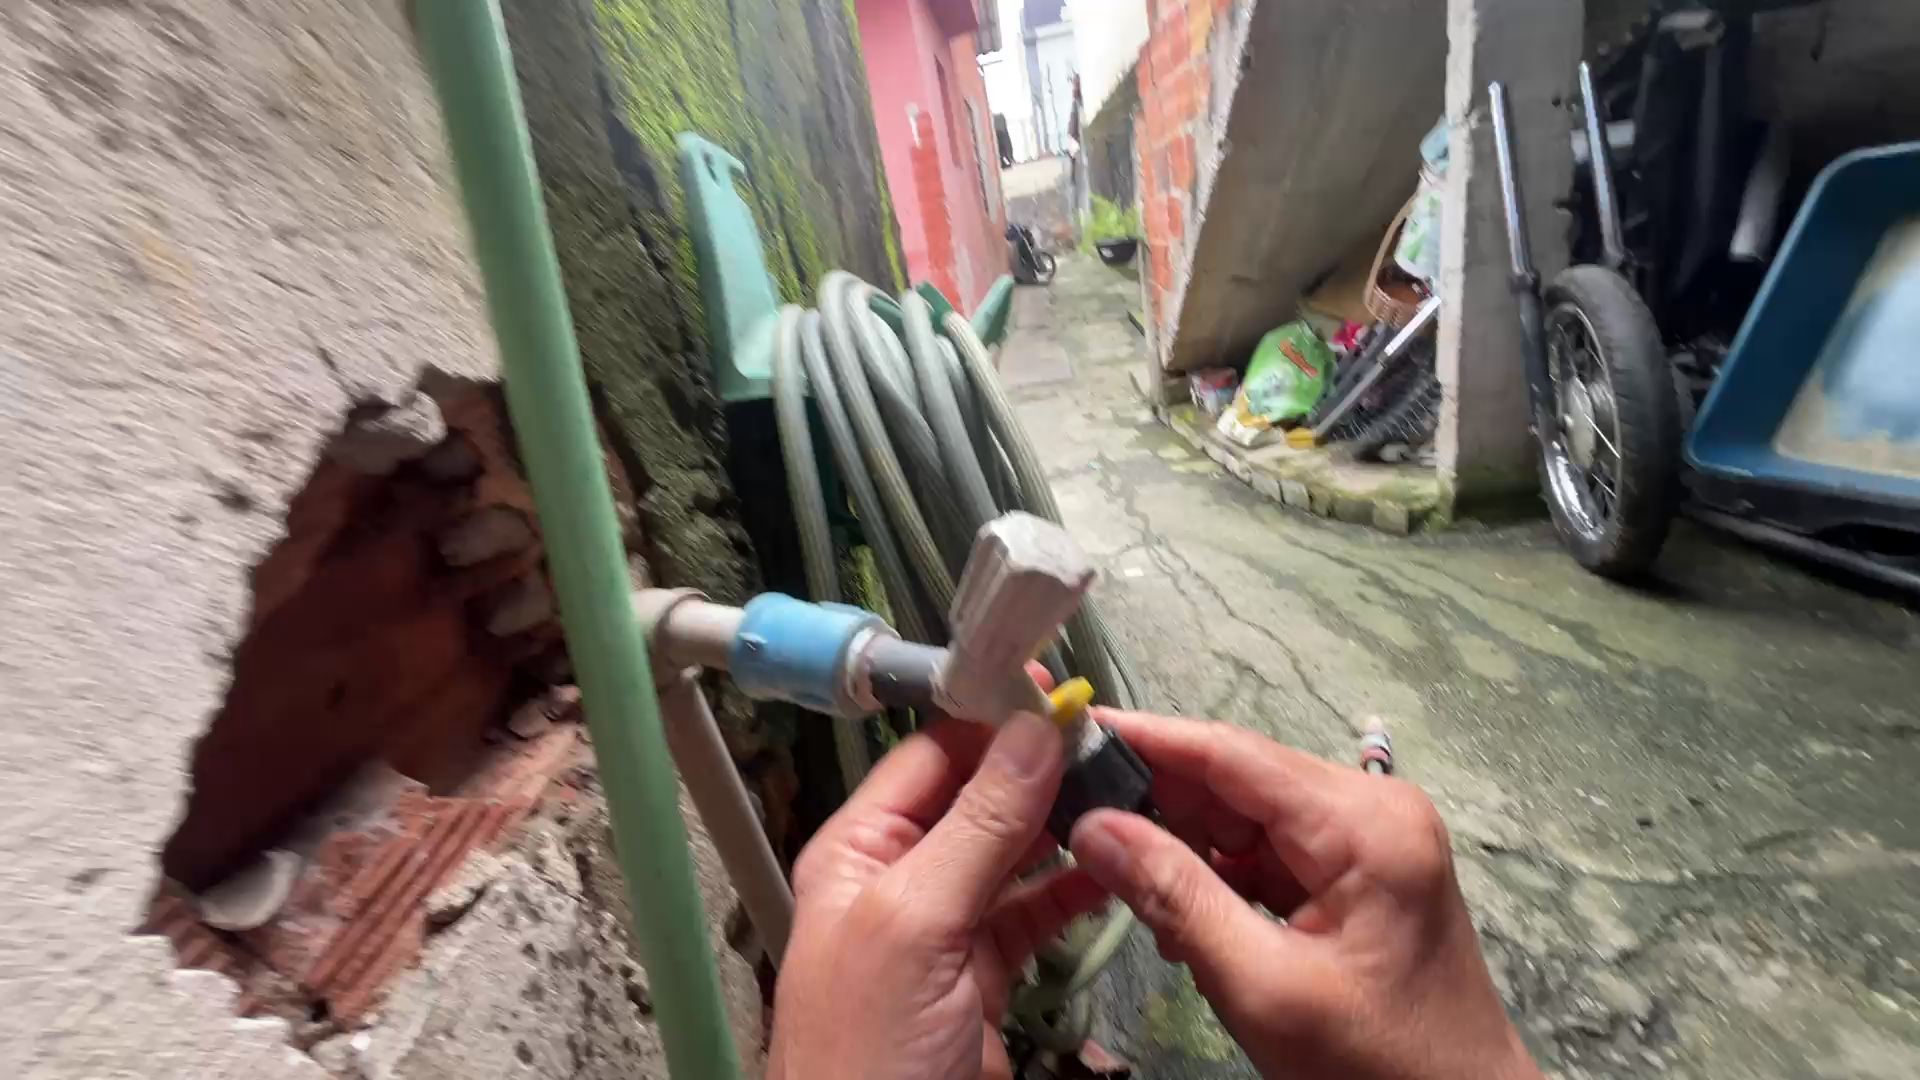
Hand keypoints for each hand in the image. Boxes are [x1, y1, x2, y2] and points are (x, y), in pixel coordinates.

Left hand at [769, 708, 1110, 1079]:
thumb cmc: (873, 1044)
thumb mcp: (917, 922)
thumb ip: (979, 825)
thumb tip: (1033, 730)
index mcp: (862, 844)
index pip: (929, 754)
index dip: (986, 715)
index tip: (1049, 687)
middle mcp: (902, 870)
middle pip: (974, 795)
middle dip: (1033, 765)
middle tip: (1100, 736)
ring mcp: (947, 920)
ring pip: (1010, 848)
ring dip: (1060, 819)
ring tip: (1118, 785)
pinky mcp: (986, 967)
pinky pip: (1034, 907)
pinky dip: (1073, 884)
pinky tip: (1113, 861)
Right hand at [1068, 710, 1540, 1079]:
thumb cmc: (1375, 1071)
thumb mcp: (1264, 989)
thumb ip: (1174, 897)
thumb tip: (1089, 826)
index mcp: (1361, 822)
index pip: (1229, 752)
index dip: (1146, 737)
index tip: (1076, 732)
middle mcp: (1364, 804)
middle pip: (1231, 778)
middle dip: (1160, 806)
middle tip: (1089, 834)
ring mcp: (1360, 830)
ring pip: (1237, 809)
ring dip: (1183, 846)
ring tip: (1144, 898)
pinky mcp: (1349, 859)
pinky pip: (1259, 842)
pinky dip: (1214, 871)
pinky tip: (1187, 914)